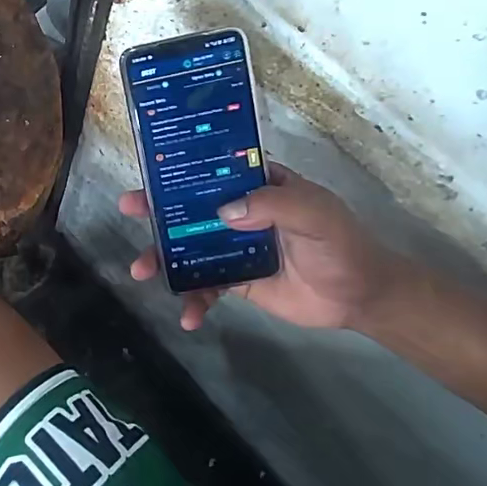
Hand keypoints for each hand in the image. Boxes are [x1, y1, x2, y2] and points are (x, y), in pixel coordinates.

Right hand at [120, 162, 410, 330]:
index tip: (152, 170)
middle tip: (128, 209)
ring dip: (164, 258)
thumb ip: (273, 206)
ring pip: (192, 247)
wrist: (358, 295)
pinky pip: (208, 287)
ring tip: (141, 271)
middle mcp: (244, 211)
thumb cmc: (340, 244)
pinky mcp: (239, 281)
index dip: (184, 168)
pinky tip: (187, 317)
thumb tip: (222, 213)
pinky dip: (194, 301)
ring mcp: (238, 247)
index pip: (217, 169)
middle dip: (159, 209)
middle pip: (194, 207)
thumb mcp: (315, 213)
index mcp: (262, 185)